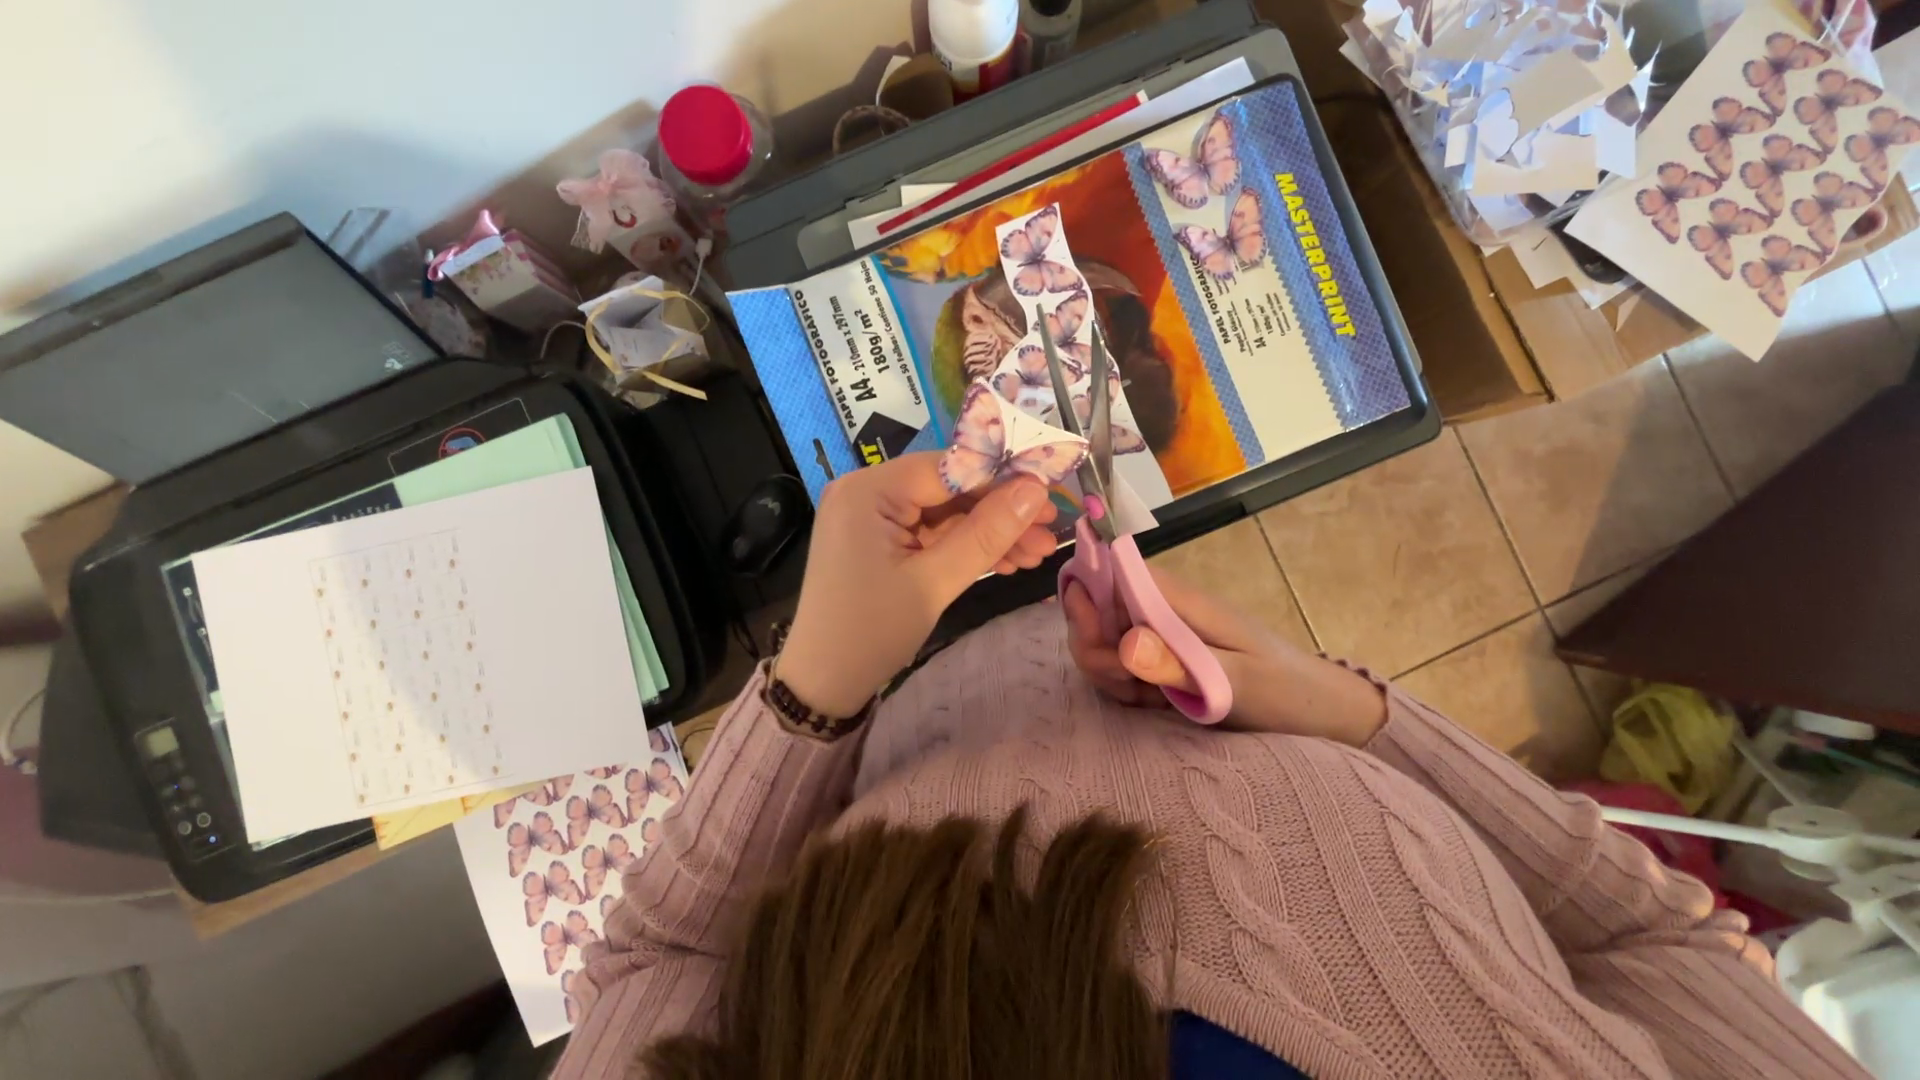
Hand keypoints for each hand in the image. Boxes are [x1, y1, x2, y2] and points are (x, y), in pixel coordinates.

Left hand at [778, 453, 1058, 715]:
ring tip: (1039, 553)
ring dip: (990, 533)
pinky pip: (931, 534)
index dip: (1003, 478)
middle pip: (950, 489)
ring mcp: (872, 517)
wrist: (823, 683)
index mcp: (869, 490)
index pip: (949, 468)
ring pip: (945, 514)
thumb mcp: (934, 582)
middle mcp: (867, 491)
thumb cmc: (871, 631)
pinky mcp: (880, 541)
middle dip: (1001, 512)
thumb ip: (986, 532)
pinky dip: (966, 547)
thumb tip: (1036, 490)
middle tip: (1051, 530)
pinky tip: (1007, 561)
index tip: (1051, 492)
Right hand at [1063, 566, 1385, 746]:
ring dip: (1106, 673)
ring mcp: (1159, 637)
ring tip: (1143, 698)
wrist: (1317, 712)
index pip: (1110, 574)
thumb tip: (1123, 644)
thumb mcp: (1232, 679)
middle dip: (1093, 649)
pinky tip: (1147, 703)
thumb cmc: (1282, 689)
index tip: (1094, 640)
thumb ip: (1175, 662)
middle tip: (1126, 684)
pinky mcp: (1161, 662)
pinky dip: (1121, 687)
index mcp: (1176, 599)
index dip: (1086, 599)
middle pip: (1095, 611)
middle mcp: (1160, 609)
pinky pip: (1119, 669)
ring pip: (1101, 643)